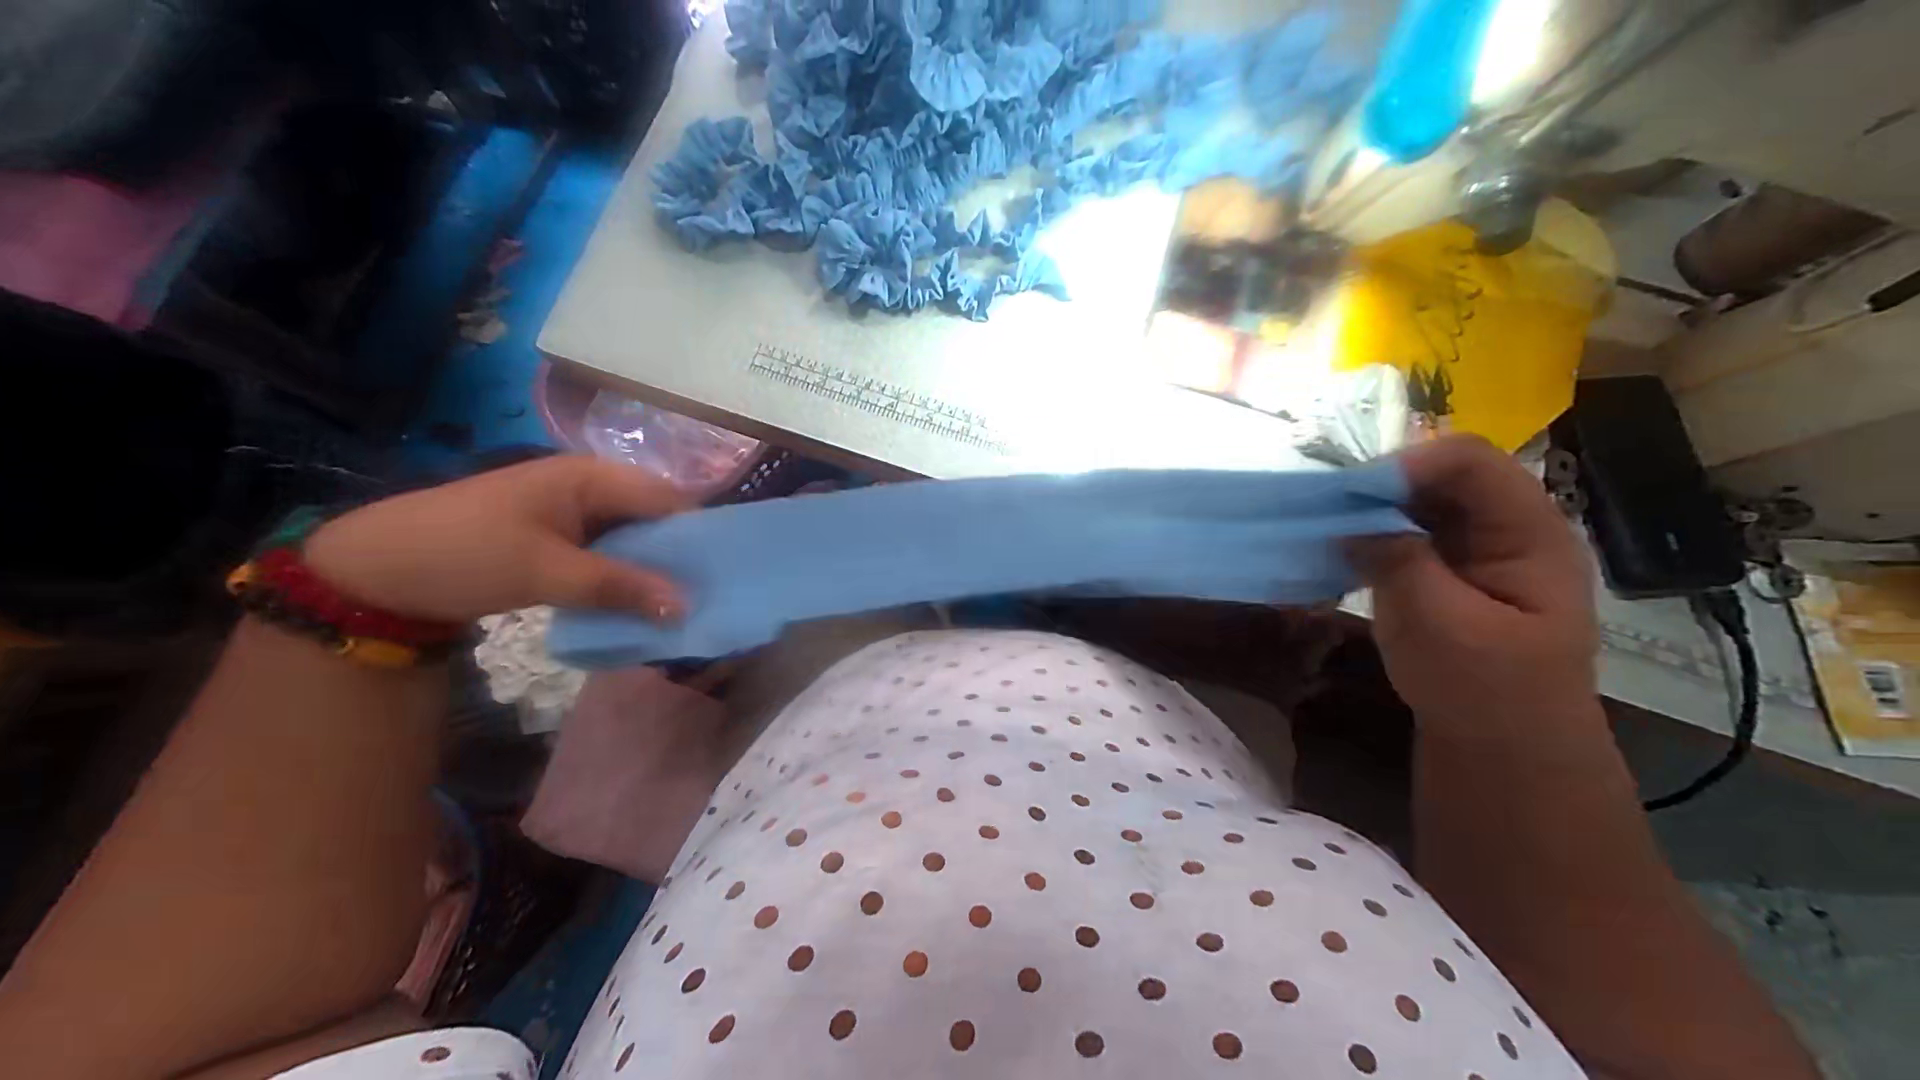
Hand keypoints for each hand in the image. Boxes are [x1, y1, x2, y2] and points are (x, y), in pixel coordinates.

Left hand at [303, 456, 688, 622]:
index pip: (669, 500)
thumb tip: (685, 607)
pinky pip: (611, 553)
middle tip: (709, 596)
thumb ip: (619, 586)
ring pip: (635, 538)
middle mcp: (591, 486)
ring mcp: (575, 511)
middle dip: (681, 556)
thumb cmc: (465, 554)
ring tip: (684, 604)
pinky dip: (627, 576)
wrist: (376, 570)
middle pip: (656, 518)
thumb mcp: (545, 572)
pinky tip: (642, 603)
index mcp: (591, 476)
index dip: (700, 535)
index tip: (726, 575)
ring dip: (655, 570)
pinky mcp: (562, 537)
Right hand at [1349, 436, 1597, 735]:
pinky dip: (1375, 533)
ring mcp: (1478, 550)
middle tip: (1327, 508)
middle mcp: (1508, 529)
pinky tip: (1344, 550)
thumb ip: (1398, 561)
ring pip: (1421, 502)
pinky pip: (1409, 532)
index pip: (1472, 462)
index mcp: (1530, 534)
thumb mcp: (1438, 625)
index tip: (1350, 491)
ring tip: (1328, 527)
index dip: (1410, 463)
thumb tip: (1350, 520)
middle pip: (1444, 475)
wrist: (1504, 750)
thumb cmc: (1484, 692)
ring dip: (1373, 509)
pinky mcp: (1449, 571)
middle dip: (1383, 484)